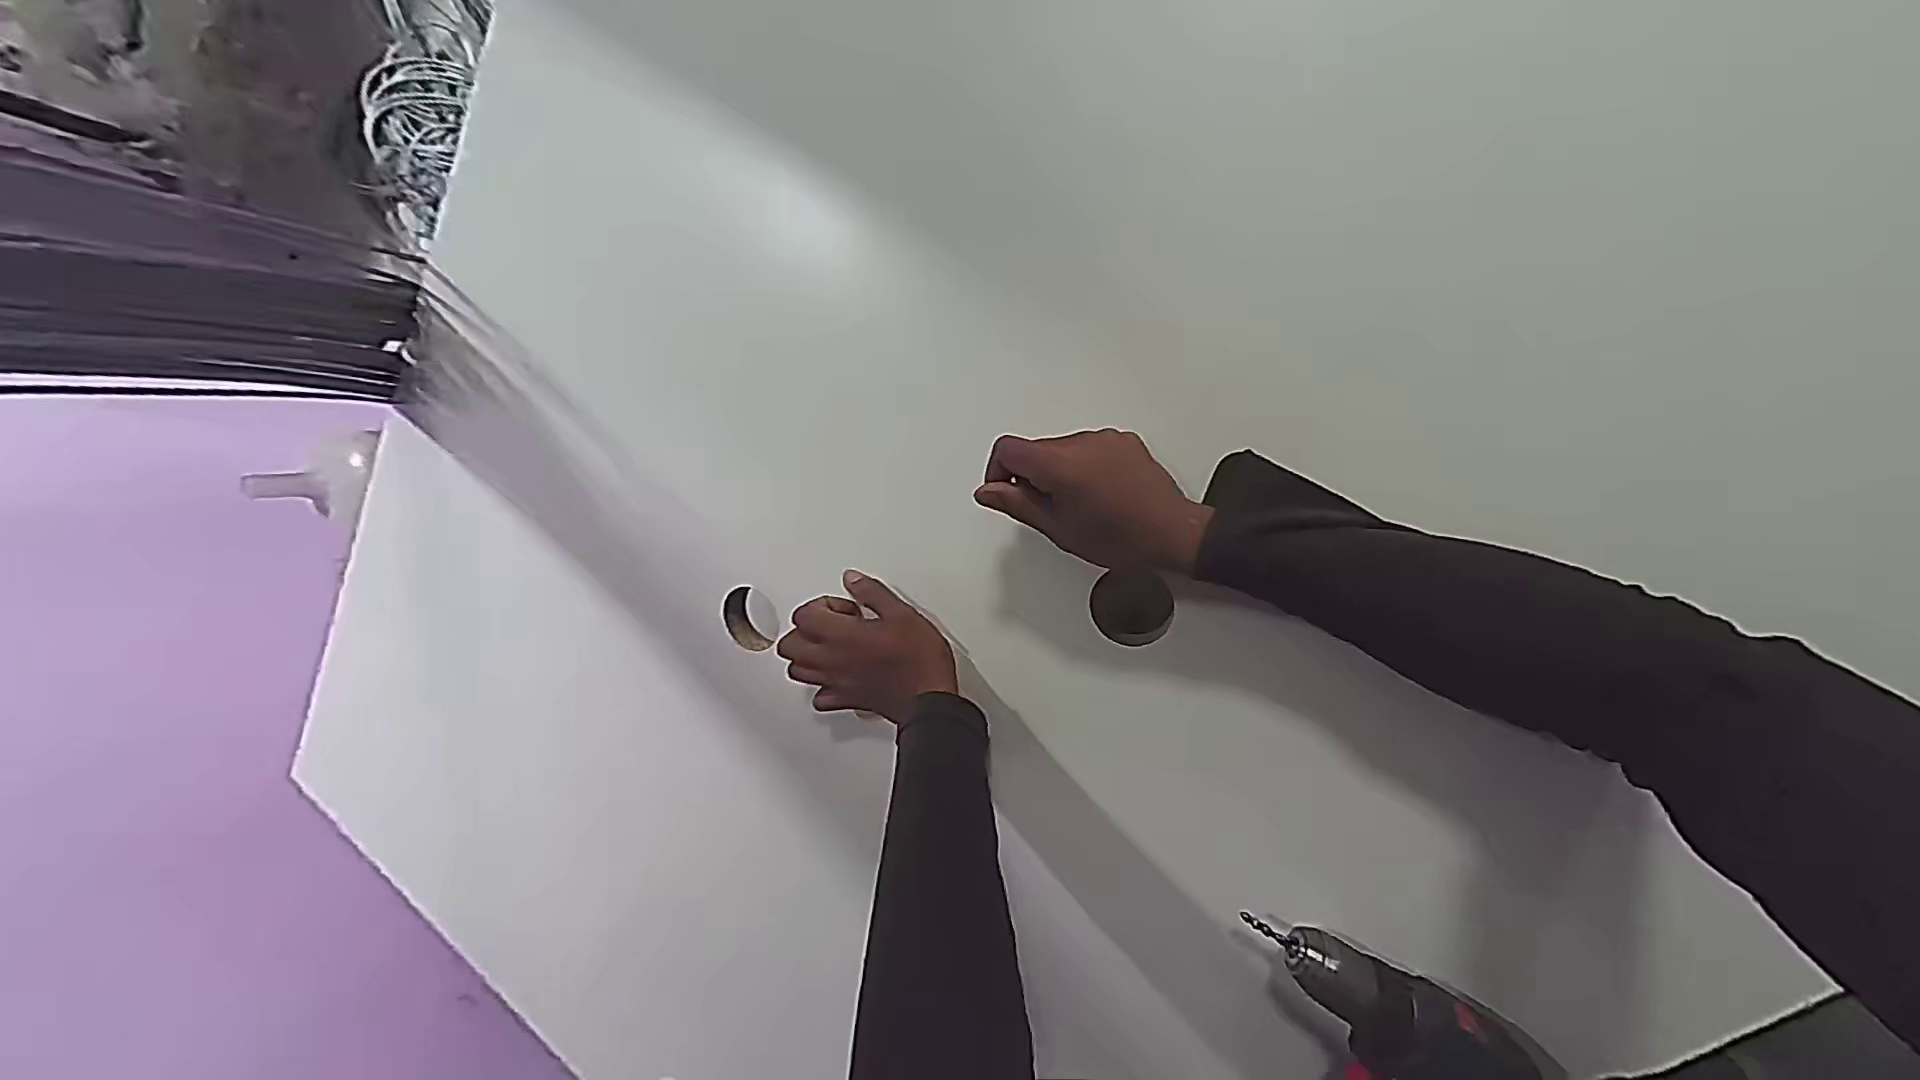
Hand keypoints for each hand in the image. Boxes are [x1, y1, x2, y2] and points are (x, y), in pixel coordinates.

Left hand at [777, 571, 959, 721]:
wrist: (929, 698)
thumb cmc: (919, 659)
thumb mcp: (901, 613)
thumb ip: (872, 593)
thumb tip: (853, 580)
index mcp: (841, 635)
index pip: (803, 615)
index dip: (821, 605)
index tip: (847, 608)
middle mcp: (831, 660)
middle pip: (789, 644)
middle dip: (805, 630)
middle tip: (832, 624)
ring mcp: (836, 683)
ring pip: (797, 670)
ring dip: (807, 656)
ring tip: (830, 647)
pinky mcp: (846, 701)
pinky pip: (819, 696)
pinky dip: (822, 686)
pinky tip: (839, 676)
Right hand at [974, 429, 1213, 573]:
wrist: (1170, 533)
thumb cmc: (1123, 538)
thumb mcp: (1057, 528)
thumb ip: (1016, 504)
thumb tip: (989, 492)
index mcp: (1059, 464)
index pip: (1007, 449)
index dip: (998, 472)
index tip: (1006, 492)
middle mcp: (1082, 443)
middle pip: (1035, 449)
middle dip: (1032, 476)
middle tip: (1048, 509)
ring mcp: (1105, 440)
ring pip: (1062, 449)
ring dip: (1060, 472)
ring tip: (1080, 506)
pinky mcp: (1123, 442)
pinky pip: (1089, 448)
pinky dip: (1085, 466)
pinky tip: (1098, 494)